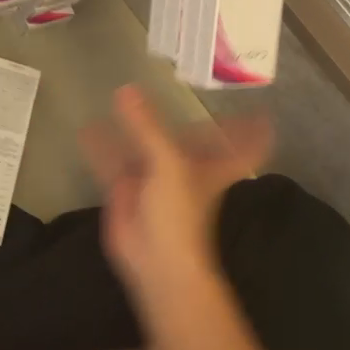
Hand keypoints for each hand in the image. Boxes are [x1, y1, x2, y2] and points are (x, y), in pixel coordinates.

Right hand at [79, 87, 272, 296]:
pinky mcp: (126, 192)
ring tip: (120, 98)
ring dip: (133, 128)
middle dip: (186, 125)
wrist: (155, 260)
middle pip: (190, 143)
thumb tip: (126, 89)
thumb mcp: (167, 163)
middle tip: (178, 97)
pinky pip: (114, 162)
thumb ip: (147, 127)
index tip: (261, 112)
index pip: (240, 147)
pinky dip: (102, 147)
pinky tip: (88, 129)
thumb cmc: (177, 213)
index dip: (250, 131)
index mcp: (208, 167)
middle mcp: (184, 172)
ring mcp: (154, 182)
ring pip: (145, 148)